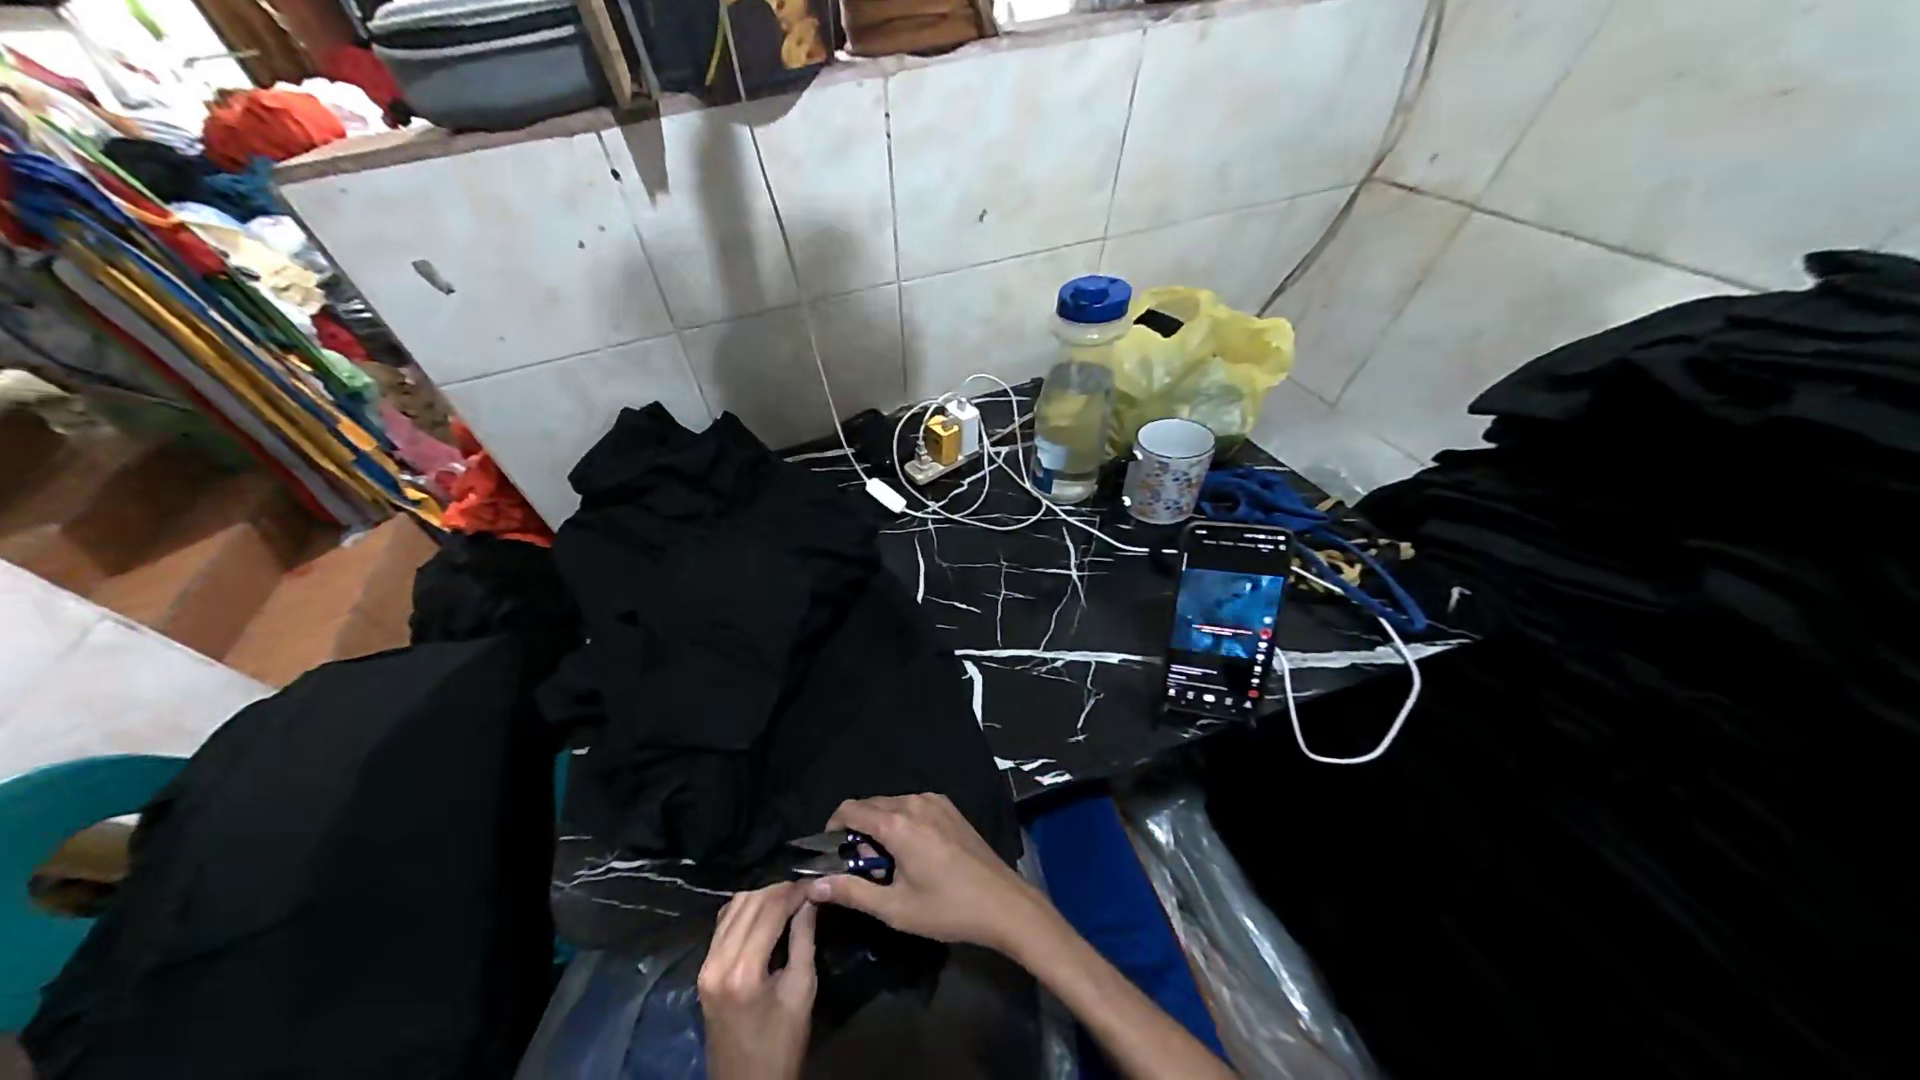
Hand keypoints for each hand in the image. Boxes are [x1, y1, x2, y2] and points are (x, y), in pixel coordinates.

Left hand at [698, 882, 816, 1079]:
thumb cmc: (782, 1043)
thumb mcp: (802, 989)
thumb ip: (805, 938)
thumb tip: (811, 898)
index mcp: (743, 971)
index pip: (770, 910)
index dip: (795, 891)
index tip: (816, 885)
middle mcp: (717, 962)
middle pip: (750, 903)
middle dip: (780, 890)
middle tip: (806, 891)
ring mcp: (705, 966)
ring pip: (734, 907)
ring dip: (763, 897)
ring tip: (789, 899)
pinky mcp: (703, 970)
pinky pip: (724, 924)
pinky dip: (746, 910)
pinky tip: (766, 914)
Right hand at [804, 793, 1051, 954]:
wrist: (1004, 904)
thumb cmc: (947, 909)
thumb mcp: (895, 908)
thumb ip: (852, 891)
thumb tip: (813, 885)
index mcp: (898, 823)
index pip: (850, 809)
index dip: (833, 828)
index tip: (830, 853)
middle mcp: (915, 802)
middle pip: (870, 805)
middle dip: (858, 831)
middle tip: (863, 869)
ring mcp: (936, 801)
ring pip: (892, 805)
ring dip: (880, 827)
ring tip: (889, 865)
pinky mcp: (950, 808)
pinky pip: (912, 806)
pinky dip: (901, 822)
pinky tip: (912, 853)